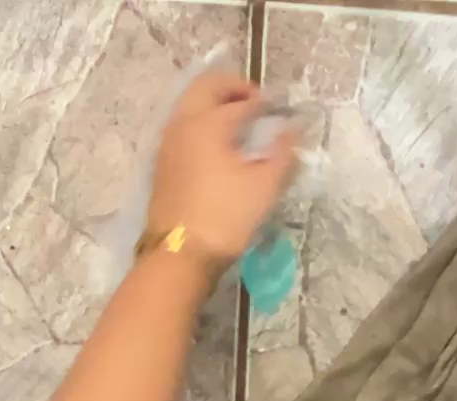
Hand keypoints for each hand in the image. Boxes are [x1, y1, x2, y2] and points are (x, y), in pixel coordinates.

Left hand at [147, 72, 297, 266]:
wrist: (179, 256)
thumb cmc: (224, 219)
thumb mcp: (264, 188)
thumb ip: (283, 154)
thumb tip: (293, 130)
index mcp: (208, 122)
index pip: (242, 101)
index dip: (265, 104)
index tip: (281, 114)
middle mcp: (183, 124)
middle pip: (207, 87)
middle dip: (233, 89)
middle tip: (255, 106)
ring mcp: (168, 145)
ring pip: (191, 108)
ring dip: (215, 108)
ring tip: (239, 130)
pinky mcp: (162, 168)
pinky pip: (183, 131)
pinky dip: (202, 128)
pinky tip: (218, 152)